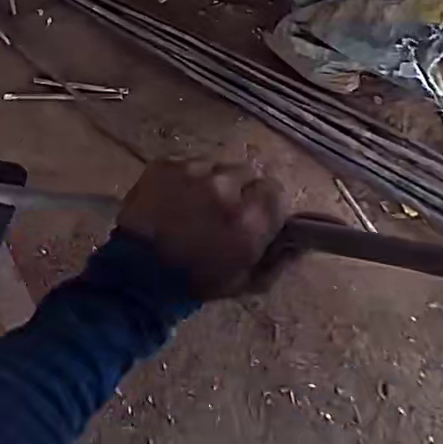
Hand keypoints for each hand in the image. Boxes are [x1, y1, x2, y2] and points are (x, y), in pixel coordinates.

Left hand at [116, 159, 291, 298]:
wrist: (138, 270)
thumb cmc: (196, 280)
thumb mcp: (248, 280)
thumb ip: (281, 257)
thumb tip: (303, 238)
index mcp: (248, 219)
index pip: (275, 190)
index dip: (265, 203)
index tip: (253, 215)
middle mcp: (222, 188)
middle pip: (246, 172)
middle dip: (239, 189)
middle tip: (221, 211)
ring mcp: (190, 171)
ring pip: (215, 166)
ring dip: (211, 181)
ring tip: (194, 204)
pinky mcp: (163, 164)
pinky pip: (186, 163)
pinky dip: (184, 177)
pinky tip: (174, 198)